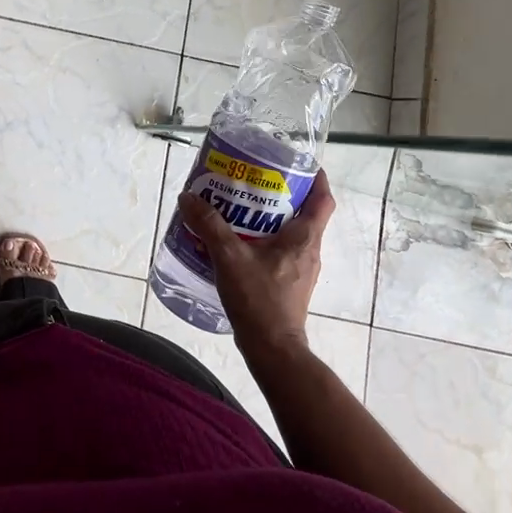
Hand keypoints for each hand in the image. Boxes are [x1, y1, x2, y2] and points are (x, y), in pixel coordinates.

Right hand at [177, 170, 334, 356]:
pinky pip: (278, 252)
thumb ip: (208, 225)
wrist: (272, 350)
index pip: (323, 200)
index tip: (297, 162)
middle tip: (251, 181)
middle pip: (303, 213)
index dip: (315, 178)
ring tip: (237, 209)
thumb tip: (188, 197)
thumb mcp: (229, 257)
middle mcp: (309, 251)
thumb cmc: (259, 299)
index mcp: (305, 238)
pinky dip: (261, 241)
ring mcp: (300, 270)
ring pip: (289, 234)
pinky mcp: (288, 285)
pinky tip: (235, 243)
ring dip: (268, 219)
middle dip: (279, 195)